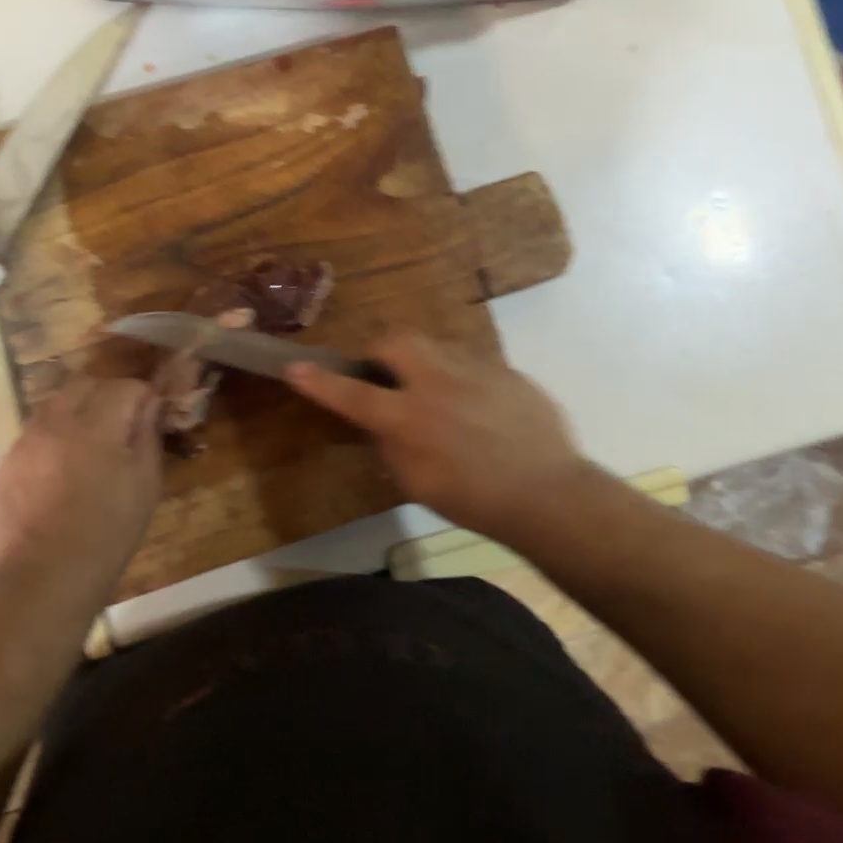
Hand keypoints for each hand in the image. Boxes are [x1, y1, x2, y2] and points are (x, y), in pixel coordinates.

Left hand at [0, 378, 163, 579]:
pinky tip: (61, 469)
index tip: (151, 414)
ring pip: (53, 405)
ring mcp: (26, 441)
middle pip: (84, 386)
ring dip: (75, 412)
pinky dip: (51, 438)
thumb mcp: (145, 484)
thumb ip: (147, 436)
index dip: (142, 397)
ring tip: (89, 443)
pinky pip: (33, 434)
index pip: (124, 387)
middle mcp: (57, 422)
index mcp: (97, 425)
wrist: (48, 573)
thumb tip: (150, 405)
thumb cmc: (109, 531)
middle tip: (121, 424)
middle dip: (106, 396)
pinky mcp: (7, 463)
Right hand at [285, 332, 590, 545]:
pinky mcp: (507, 372)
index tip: (295, 367)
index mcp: (408, 417)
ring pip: (435, 347)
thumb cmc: (474, 500)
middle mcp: (437, 382)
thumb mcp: (416, 482)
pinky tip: (476, 409)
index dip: (319, 381)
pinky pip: (471, 365)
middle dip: (379, 351)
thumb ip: (390, 445)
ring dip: (422, 363)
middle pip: (395, 342)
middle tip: (383, 375)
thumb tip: (380, 421)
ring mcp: (476, 370)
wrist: (548, 494)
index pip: (351, 393)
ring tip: (433, 394)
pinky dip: (460, 379)